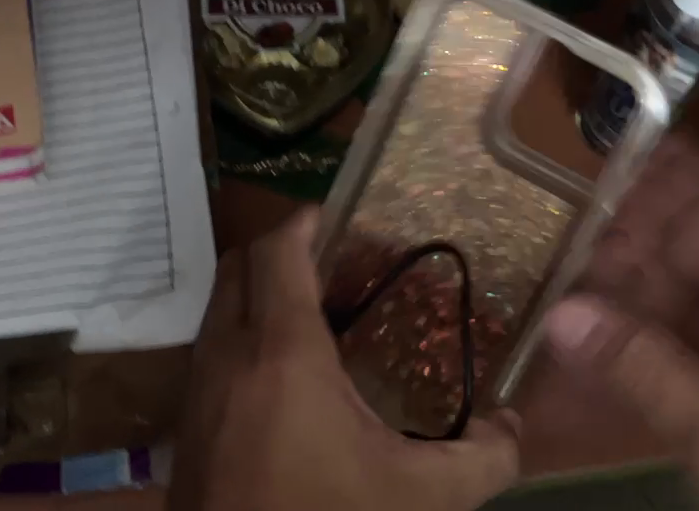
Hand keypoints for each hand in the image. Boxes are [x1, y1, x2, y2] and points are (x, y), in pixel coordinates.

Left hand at [170, 208, 522, 510]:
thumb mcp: (413, 500)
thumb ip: (477, 461)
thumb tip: (512, 426)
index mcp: (281, 350)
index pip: (279, 250)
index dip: (305, 221)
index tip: (339, 216)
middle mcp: (229, 348)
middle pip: (242, 261)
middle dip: (283, 247)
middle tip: (332, 260)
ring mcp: (200, 377)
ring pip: (221, 297)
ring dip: (260, 286)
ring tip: (312, 307)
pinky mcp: (187, 410)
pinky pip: (212, 338)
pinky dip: (243, 326)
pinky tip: (282, 366)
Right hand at [540, 145, 698, 510]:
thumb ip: (639, 366)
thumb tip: (559, 313)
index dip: (670, 176)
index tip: (617, 153)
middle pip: (694, 243)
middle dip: (633, 233)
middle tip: (576, 231)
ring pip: (686, 286)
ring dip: (632, 281)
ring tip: (577, 277)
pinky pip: (690, 329)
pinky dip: (646, 324)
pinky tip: (607, 331)